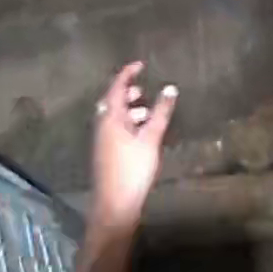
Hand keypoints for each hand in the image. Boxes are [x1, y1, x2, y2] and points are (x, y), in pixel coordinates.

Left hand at [89, 62, 177, 234]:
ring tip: (147, 112)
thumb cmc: (132, 170)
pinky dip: (127, 123)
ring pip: (114, 117)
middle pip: (112, 101)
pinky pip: (115, 129)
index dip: (127, 73)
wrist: (114, 207)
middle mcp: (103, 126)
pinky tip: (142, 134)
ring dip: (129, 109)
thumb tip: (170, 88)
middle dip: (127, 92)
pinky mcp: (106, 154)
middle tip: (142, 89)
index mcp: (111, 118)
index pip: (116, 87)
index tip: (140, 65)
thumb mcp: (151, 139)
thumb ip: (160, 113)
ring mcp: (102, 141)